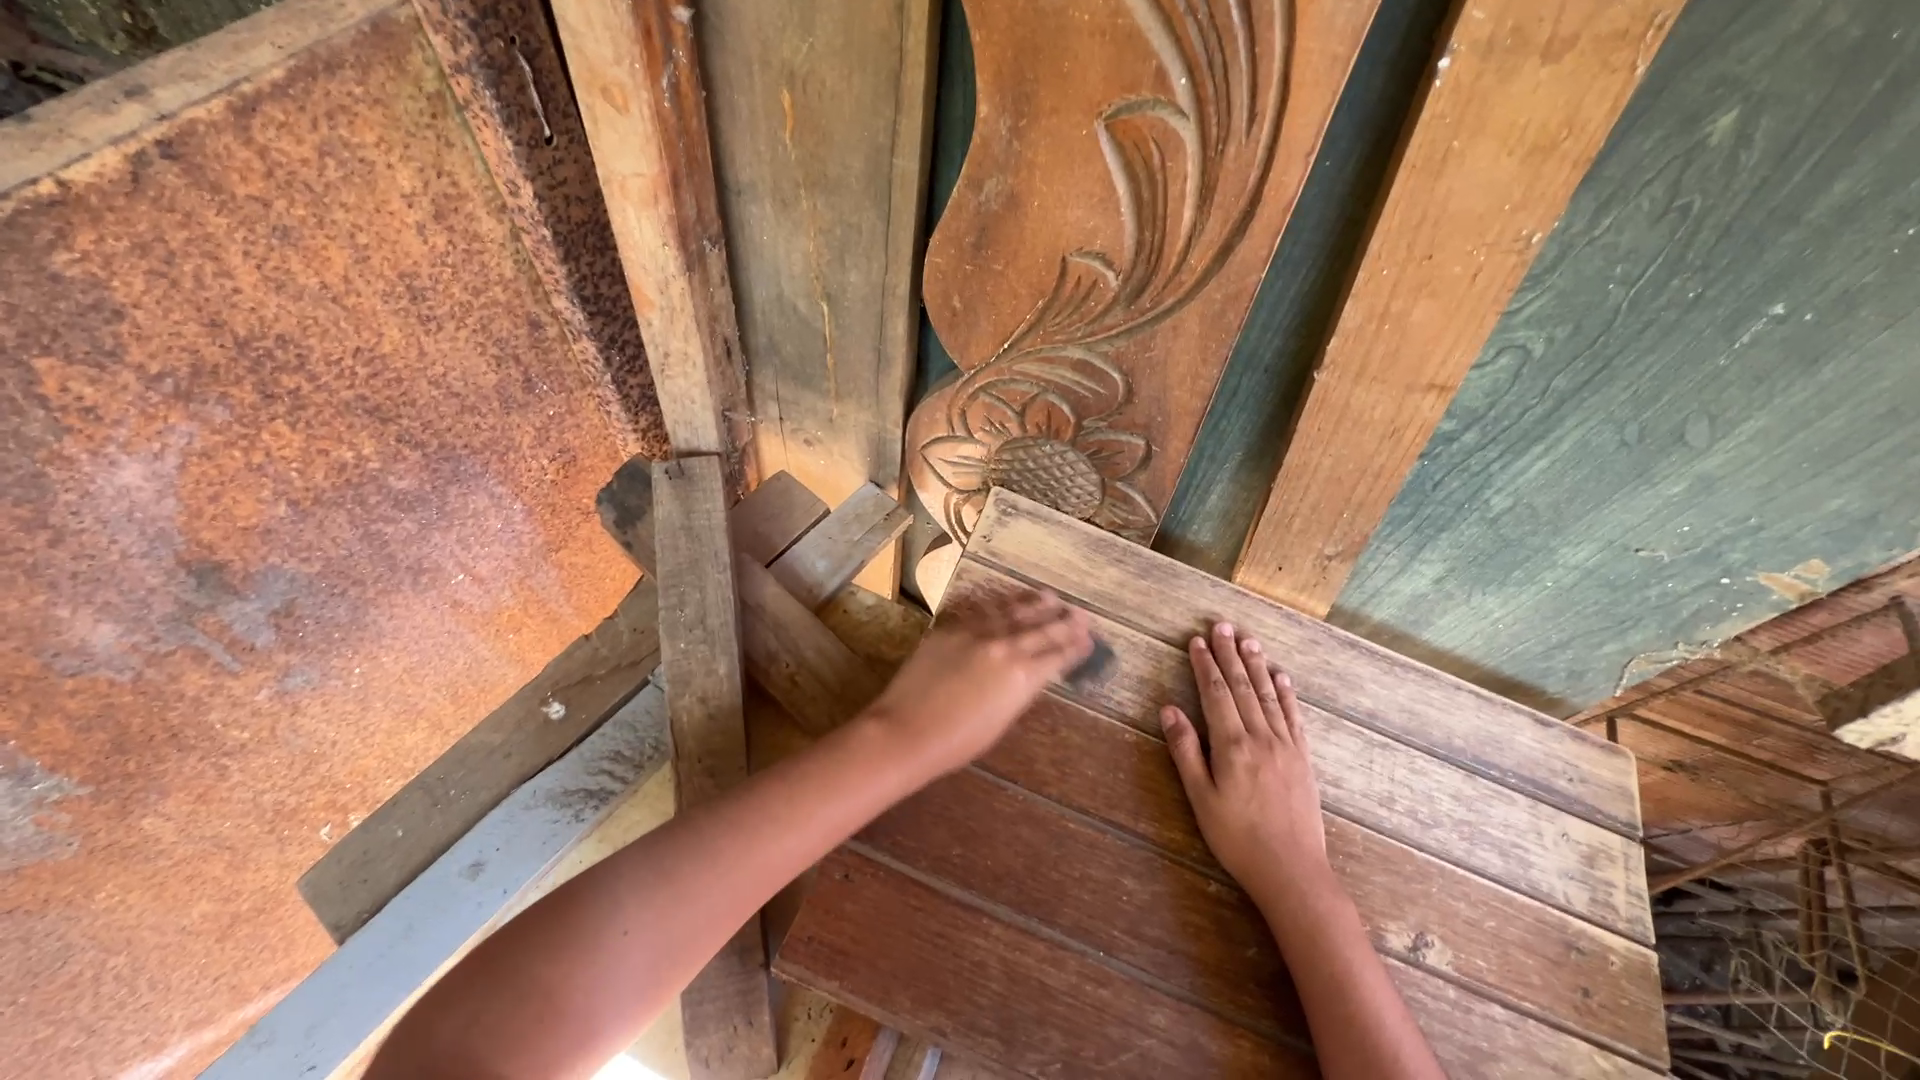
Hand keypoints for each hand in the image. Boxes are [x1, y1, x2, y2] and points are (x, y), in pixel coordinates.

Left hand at [865, 589, 1092, 774]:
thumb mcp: (1001, 720)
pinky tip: (1008, 598)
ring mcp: (976, 634)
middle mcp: (1005, 648)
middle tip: (1081, 614)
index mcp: (1022, 677)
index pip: (1056, 657)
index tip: (1089, 639)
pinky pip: (981, 610)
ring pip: (1012, 612)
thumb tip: (1030, 675)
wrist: (907, 730)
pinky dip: (999, 603)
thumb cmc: (957, 742)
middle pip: (1041, 630)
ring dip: (1034, 604)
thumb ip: (1019, 691)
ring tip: (1050, 596)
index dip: (1075, 647)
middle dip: (1064, 621)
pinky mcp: (951, 628)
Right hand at [1161, 622, 1329, 902]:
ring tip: (1247, 639)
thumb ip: (1186, 751)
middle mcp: (1261, 737)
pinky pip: (1293, 715)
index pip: (1216, 694)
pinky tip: (1281, 676)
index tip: (1196, 641)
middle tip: (1221, 626)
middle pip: (1243, 686)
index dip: (1205, 665)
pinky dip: (1286, 692)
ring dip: (1256, 664)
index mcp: (1232, 745)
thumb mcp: (1200, 799)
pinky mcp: (1303, 758)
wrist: (1292, 870)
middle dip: (1230, 654)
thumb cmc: (1237, 839)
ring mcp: (1286, 745)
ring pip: (1268, 695)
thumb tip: (1168, 710)